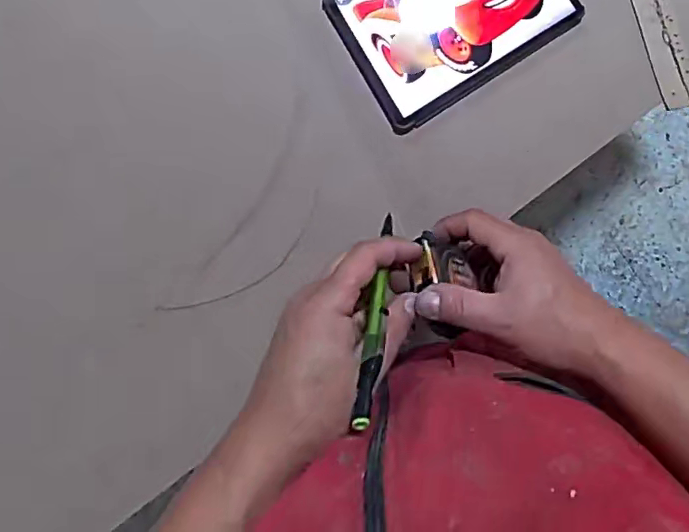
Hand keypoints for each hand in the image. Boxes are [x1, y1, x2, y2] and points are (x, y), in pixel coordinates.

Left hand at [230, 237, 420, 471]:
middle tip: (411, 282)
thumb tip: (412, 299)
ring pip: (340, 280)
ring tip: (396, 306)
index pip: (364, 254)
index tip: (419, 253)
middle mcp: (308, 295)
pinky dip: (354, 301)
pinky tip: (369, 324)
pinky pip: (330, 298)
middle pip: (350, 262)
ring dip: (369, 285)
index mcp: (325, 299)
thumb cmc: (318, 407)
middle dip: (383, 264)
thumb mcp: (366, 367)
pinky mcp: (296, 325)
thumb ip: (393, 327)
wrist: (269, 440)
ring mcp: (299, 310)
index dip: (395, 248)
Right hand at [412, 209, 632, 376]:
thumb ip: (457, 306)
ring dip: (473, 266)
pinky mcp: (544, 274)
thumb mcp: (498, 319)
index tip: (426, 247)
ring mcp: (538, 257)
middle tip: (438, 275)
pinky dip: (490, 275)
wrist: (601, 346)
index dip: (445, 227)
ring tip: (458, 292)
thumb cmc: (551, 327)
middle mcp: (526, 241)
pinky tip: (485, 302)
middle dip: (456, 251)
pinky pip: (508, 263)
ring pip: (495, 250)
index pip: (471, 219)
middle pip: (482, 233)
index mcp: (515, 242)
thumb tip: (422, 298)